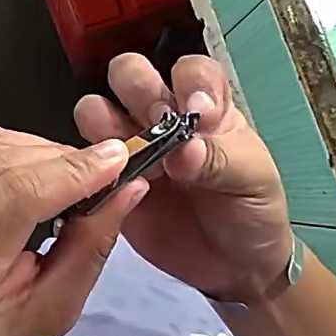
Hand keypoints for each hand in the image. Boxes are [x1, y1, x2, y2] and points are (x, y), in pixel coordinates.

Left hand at [0, 128, 150, 335]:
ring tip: (70, 174)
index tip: (117, 159)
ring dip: (37, 150)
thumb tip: (127, 189)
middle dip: (60, 158)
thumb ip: (86, 251)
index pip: (14, 197)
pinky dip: (9, 151)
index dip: (70, 171)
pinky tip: (33, 169)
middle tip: (101, 170)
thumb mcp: (46, 317)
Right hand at [74, 54, 291, 302]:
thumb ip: (218, 159)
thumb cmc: (251, 210)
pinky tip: (111, 181)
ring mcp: (130, 145)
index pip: (189, 69)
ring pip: (94, 107)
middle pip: (129, 73)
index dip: (189, 82)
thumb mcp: (252, 181)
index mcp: (204, 107)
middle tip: (152, 122)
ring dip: (103, 121)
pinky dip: (88, 163)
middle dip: (135, 87)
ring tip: (126, 155)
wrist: (231, 266)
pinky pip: (83, 158)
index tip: (198, 113)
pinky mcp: (108, 177)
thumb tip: (182, 150)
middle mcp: (160, 117)